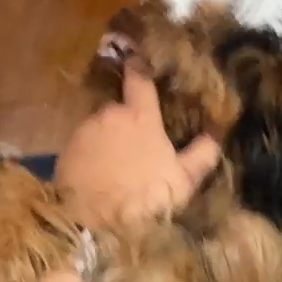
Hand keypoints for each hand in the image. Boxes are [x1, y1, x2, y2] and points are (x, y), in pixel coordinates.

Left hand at [56, 67, 221, 226]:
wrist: (98, 223)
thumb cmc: (146, 198)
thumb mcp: (184, 180)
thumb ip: (202, 153)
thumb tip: (216, 135)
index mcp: (140, 116)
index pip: (139, 79)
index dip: (139, 66)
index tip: (137, 57)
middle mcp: (109, 115)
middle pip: (119, 109)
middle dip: (126, 122)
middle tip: (135, 148)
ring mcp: (84, 131)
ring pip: (99, 127)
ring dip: (108, 139)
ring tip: (116, 167)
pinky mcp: (66, 149)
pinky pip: (82, 144)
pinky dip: (90, 153)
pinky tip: (97, 174)